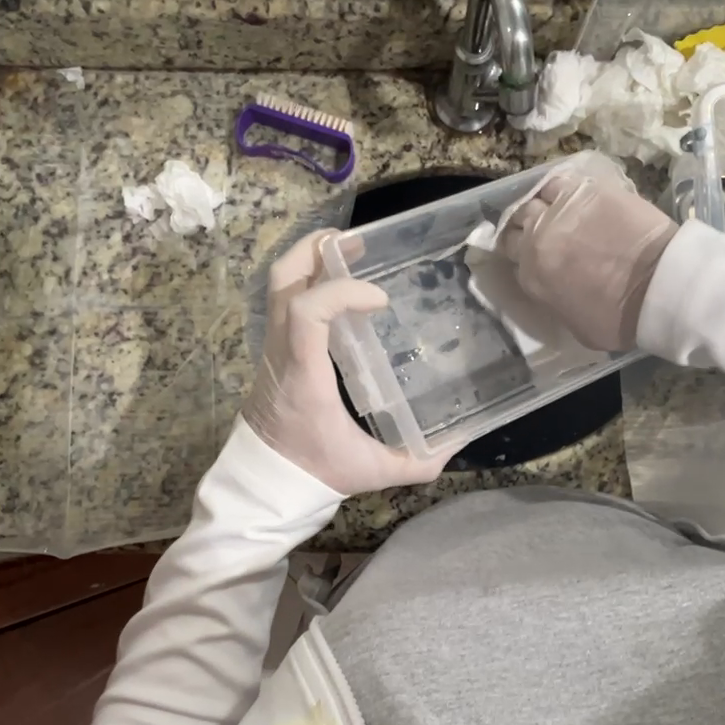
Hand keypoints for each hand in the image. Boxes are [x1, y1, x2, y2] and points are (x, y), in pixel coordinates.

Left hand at [242, 233, 458, 495]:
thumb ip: (418, 461)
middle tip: (356, 243)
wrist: (266, 481)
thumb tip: (459, 441)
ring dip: (309, 258)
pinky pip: (282, 299)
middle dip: (316, 250)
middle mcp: (282, 351)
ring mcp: (272, 346)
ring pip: (277, 284)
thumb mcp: (373, 471)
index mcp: (304, 375)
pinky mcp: (273, 349)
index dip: (342, 292)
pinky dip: (307, 279)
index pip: (307, 312)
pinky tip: (338, 283)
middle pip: (283, 280)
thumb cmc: (317, 470)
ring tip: (347, 249)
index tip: (380, 299)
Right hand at [501, 167, 678, 351]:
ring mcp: (561, 210)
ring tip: (554, 209)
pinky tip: (569, 194)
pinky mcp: (588, 190)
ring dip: (539, 203)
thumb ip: (553, 300)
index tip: (533, 255)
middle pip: (517, 222)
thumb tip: (553, 286)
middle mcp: (536, 238)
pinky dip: (560, 187)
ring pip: (534, 197)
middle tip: (540, 230)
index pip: (512, 257)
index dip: (521, 254)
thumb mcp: (574, 326)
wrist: (658, 287)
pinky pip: (561, 181)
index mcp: (531, 276)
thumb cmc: (618, 319)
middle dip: (524, 226)